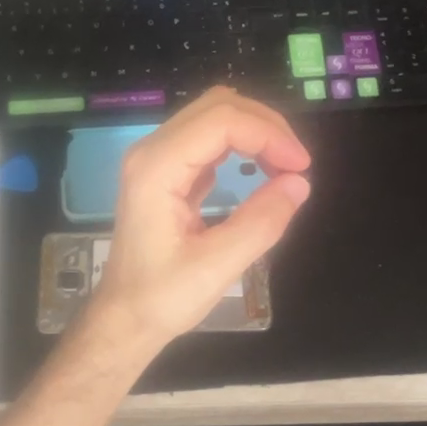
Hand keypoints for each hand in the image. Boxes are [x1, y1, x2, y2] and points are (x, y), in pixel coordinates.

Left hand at [90, 88, 312, 350]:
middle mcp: (152, 153)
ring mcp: (155, 160)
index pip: (221, 120)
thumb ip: (260, 223)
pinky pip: (206, 141)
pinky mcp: (165, 173)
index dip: (269, 134)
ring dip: (255, 134)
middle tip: (298, 165)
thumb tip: (299, 184)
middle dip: (266, 127)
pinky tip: (258, 173)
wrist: (124, 318)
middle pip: (218, 107)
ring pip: (213, 118)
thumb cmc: (162, 298)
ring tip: (284, 168)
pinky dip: (239, 147)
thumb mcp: (217, 267)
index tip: (302, 167)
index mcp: (156, 169)